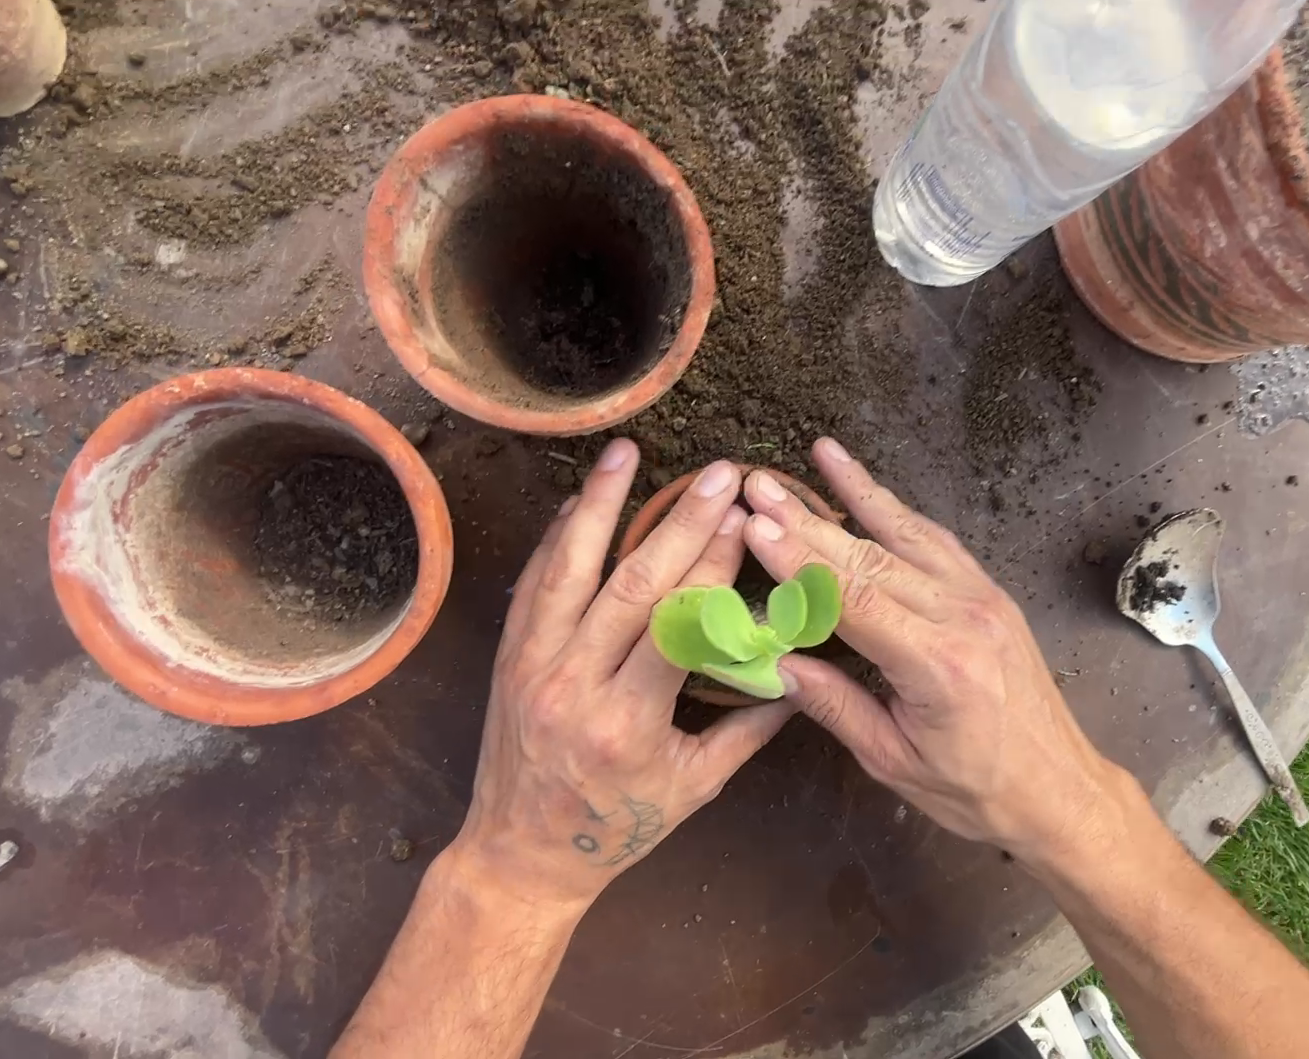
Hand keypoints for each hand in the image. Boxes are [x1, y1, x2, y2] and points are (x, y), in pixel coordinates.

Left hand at [451, 440, 794, 910]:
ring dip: (602, 506)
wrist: (520, 855)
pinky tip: (581, 501)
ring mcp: (532, 666)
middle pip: (632, 587)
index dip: (713, 569)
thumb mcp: (694, 789)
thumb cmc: (617, 827)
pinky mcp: (508, 657)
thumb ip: (749, 729)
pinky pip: (533, 585)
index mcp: (628, 725)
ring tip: (625, 453)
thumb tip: (800, 673)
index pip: (676, 627)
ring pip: (569, 570)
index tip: (742, 521)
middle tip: (716, 476)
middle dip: (680, 523)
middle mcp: (574, 686)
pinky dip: (558, 538)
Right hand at [740, 439, 1139, 864]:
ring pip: (906, 534)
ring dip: (857, 492)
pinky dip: (898, 511)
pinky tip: (870, 486)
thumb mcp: (893, 761)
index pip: (853, 598)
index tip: (757, 526)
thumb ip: (835, 705)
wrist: (1060, 788)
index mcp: (936, 664)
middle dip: (809, 520)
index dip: (800, 561)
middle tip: (760, 486)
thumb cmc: (974, 788)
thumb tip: (776, 661)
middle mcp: (961, 615)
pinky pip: (936, 541)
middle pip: (871, 558)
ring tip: (819, 454)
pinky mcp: (988, 591)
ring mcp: (981, 596)